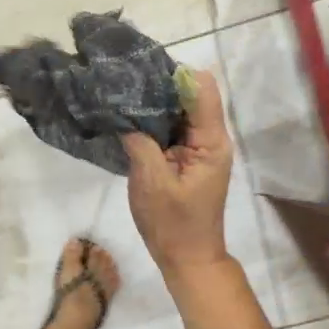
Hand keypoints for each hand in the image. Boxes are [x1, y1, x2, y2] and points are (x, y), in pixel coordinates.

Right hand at [123, 68, 233, 280]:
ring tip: (118, 93)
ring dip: (151, 104)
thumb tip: (124, 111)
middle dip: (158, 86)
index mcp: (211, 142)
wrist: (186, 258)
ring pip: (177, 111)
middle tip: (120, 79)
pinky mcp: (184, 158)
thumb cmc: (172, 223)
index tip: (140, 70)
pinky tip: (125, 118)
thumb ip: (141, 142)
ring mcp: (197, 148)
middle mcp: (210, 138)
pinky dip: (150, 122)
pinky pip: (169, 130)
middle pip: (189, 96)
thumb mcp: (151, 182)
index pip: (201, 90)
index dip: (173, 75)